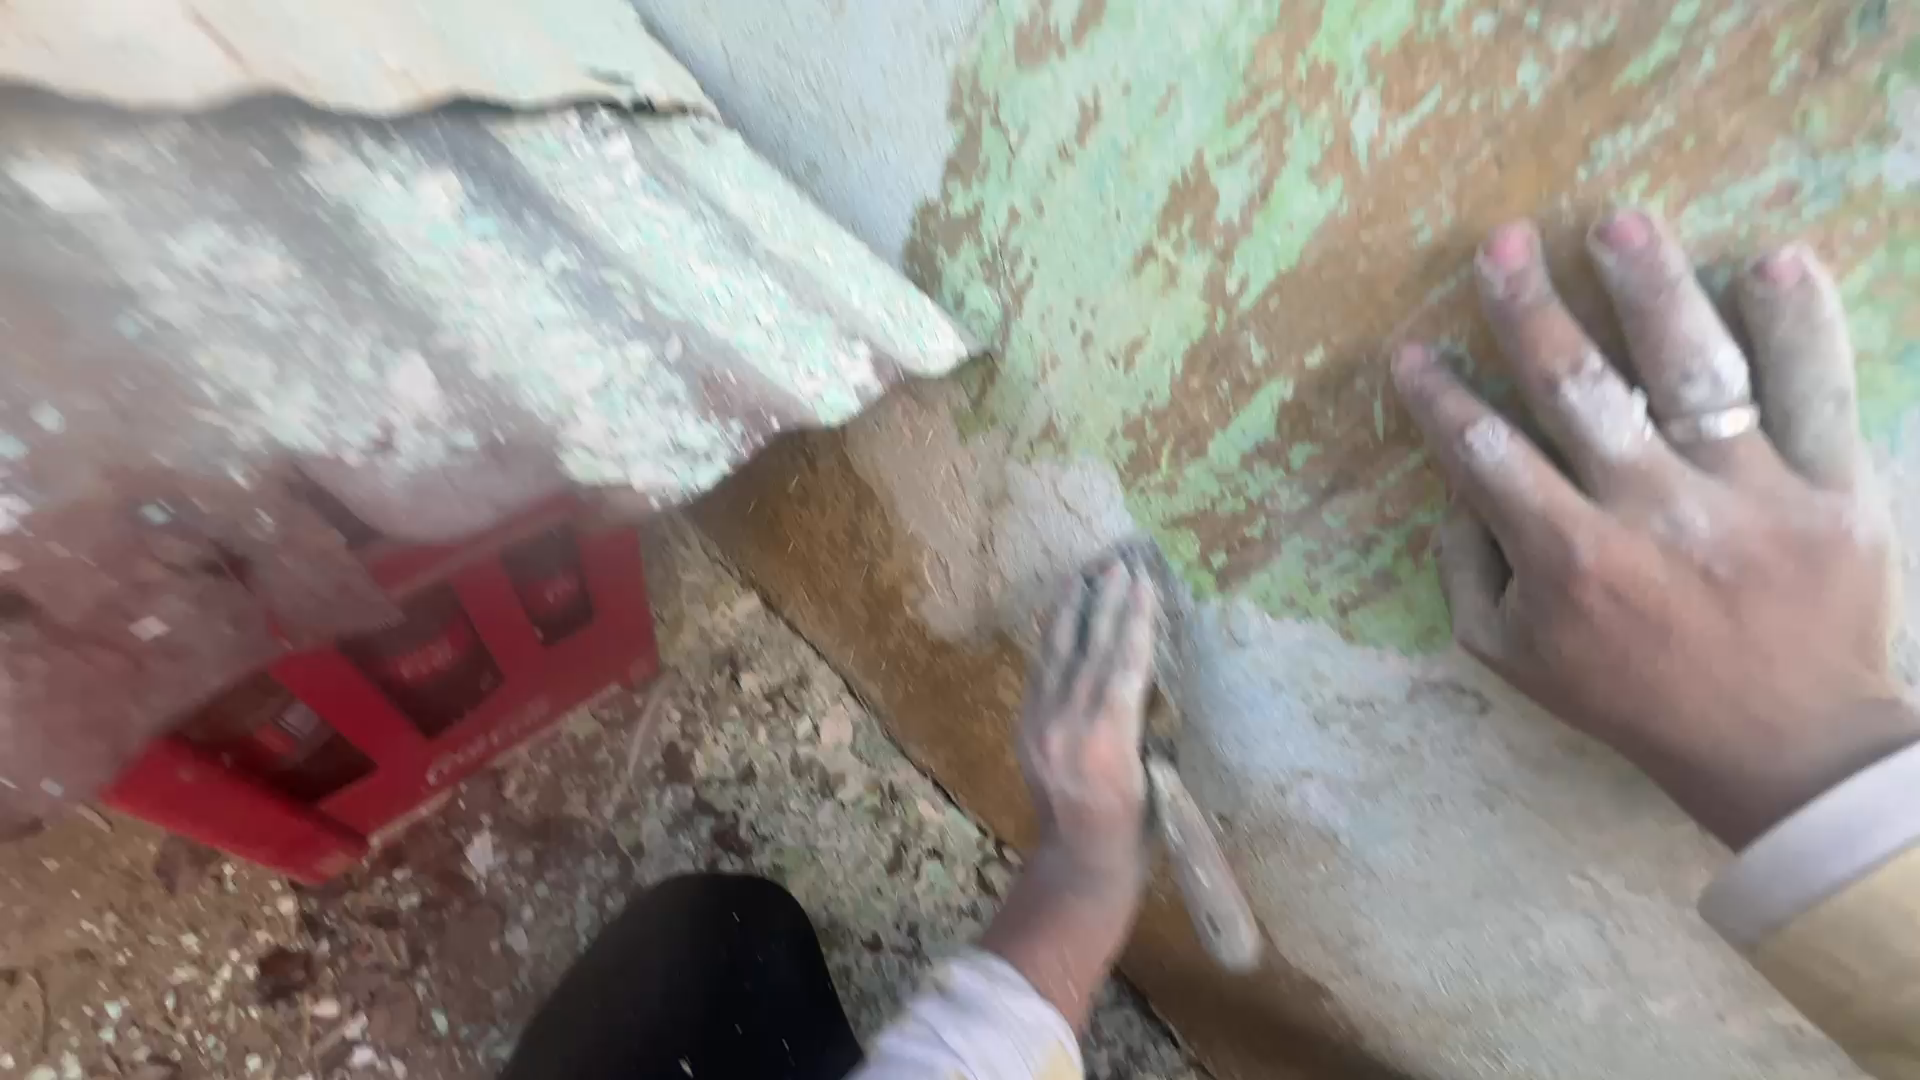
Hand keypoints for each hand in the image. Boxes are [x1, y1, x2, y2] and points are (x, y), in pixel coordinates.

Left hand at [1017, 552, 1158, 885]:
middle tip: (1118, 562)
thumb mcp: (1155, 772)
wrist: (1078, 857)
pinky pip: (1041, 669)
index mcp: (1109, 737)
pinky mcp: (1025, 722)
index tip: (1144, 582)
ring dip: (1074, 609)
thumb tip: (1135, 667)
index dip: (1136, 619)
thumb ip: (1140, 718)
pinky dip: (1053, 637)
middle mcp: (1068, 721)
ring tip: (1085, 573)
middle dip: (1106, 602)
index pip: (1125, 662)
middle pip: (1090, 648)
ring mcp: (1040, 720)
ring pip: (1058, 651)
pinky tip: (1061, 614)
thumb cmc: (1136, 825)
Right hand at [1393, 210, 1916, 848]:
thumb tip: (1455, 493)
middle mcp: (1651, 511)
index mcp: (1566, 556)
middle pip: (1578, 391)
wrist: (1785, 748)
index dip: (1439, 397)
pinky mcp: (1838, 492)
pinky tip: (1773, 260)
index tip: (1410, 351)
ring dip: (1650, 290)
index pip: (1483, 453)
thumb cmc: (1620, 694)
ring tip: (1617, 221)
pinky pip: (1821, 395)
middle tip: (1500, 245)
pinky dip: (1800, 324)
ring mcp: (1752, 494)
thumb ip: (1466, 569)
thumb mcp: (1504, 652)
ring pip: (1696, 371)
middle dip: (1528, 312)